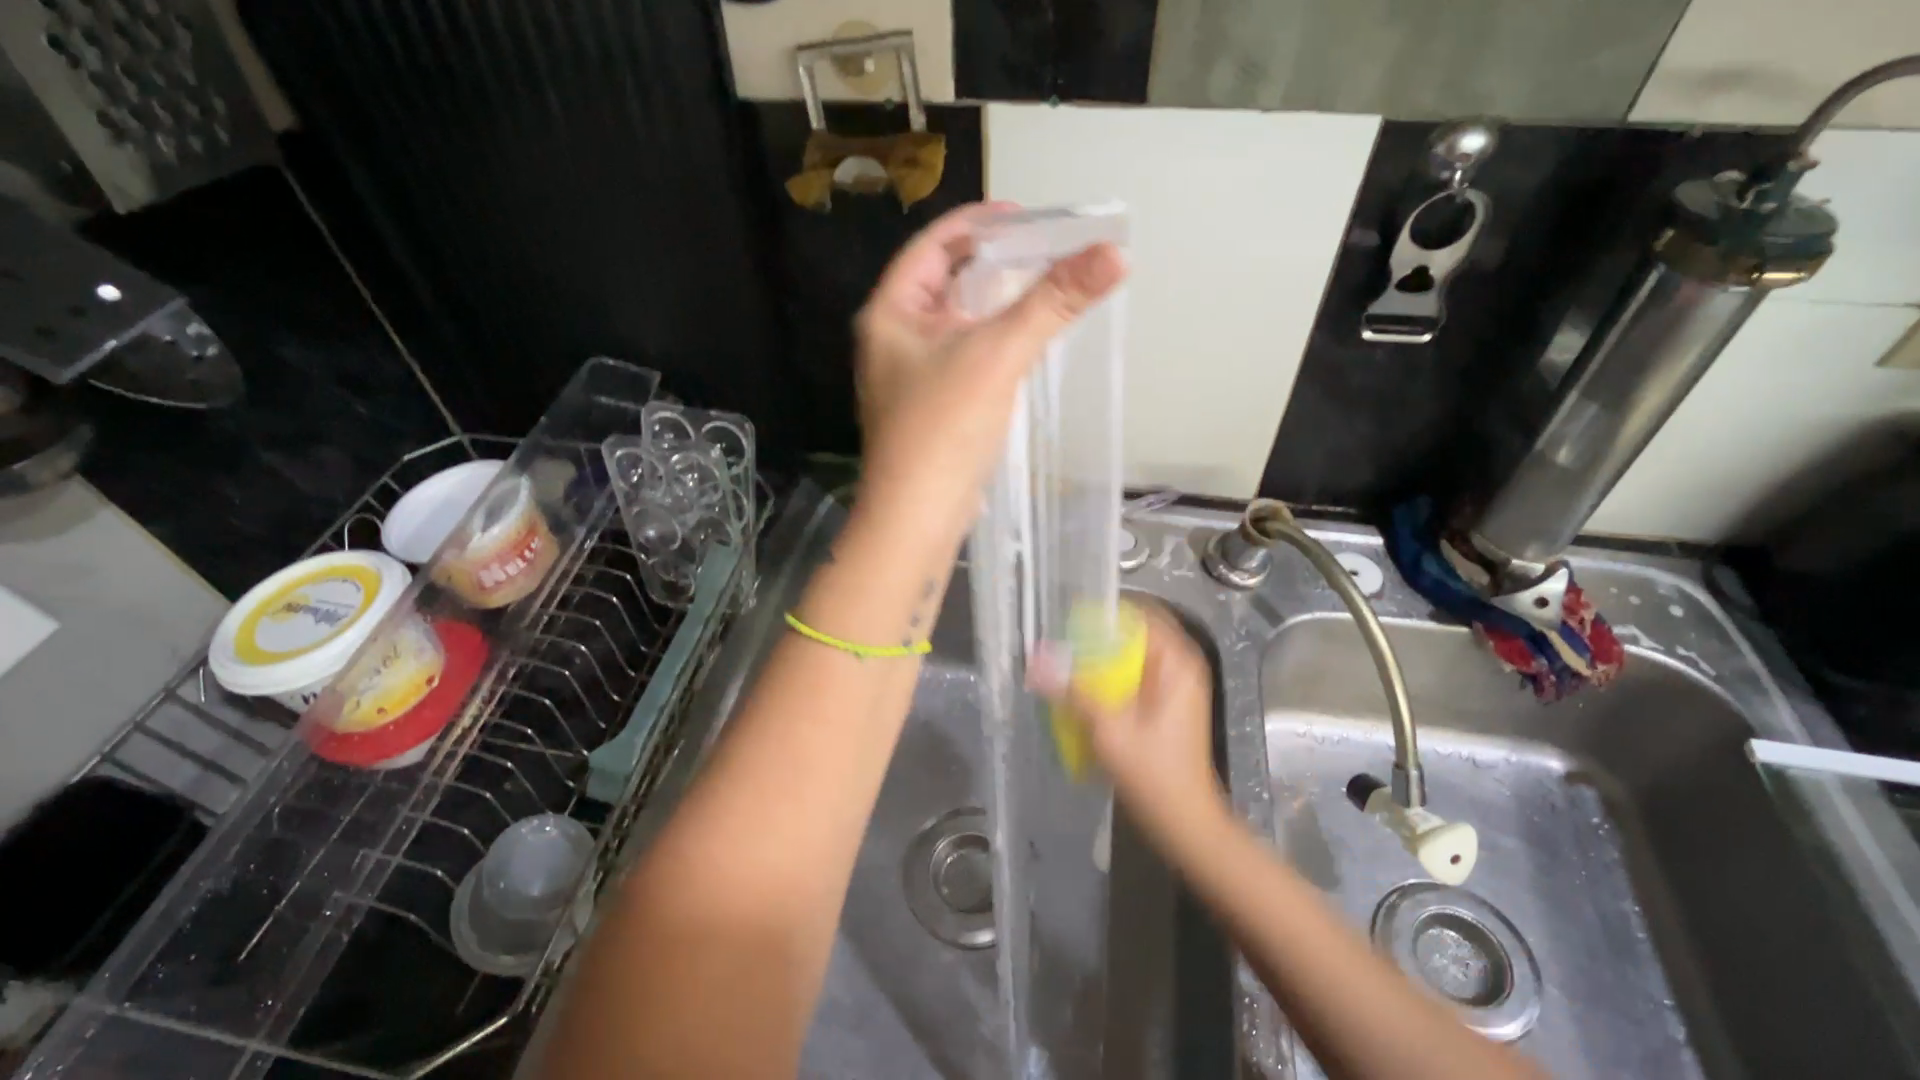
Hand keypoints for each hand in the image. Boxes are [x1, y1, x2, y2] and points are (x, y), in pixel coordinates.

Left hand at [853, 202, 1126, 545]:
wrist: (918, 518)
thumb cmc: (943, 428)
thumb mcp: (998, 355)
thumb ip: (1053, 302)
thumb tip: (1114, 254)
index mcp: (890, 312)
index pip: (933, 244)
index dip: (979, 222)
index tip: (1028, 216)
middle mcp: (893, 337)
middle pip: (945, 280)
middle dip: (993, 262)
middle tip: (1045, 251)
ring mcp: (910, 374)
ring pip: (957, 321)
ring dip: (996, 302)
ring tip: (1045, 287)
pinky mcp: (931, 405)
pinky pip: (965, 355)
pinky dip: (994, 339)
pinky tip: (1027, 340)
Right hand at [1036, 605, 1227, 839]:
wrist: (1184, 822)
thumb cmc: (1155, 774)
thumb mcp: (1110, 730)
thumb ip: (1073, 691)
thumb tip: (1035, 660)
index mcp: (1177, 663)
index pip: (1141, 614)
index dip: (1105, 612)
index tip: (1069, 618)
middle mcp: (1179, 668)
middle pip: (1131, 636)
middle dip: (1094, 640)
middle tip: (1057, 647)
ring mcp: (1172, 689)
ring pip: (1128, 660)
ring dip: (1097, 664)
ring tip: (1061, 669)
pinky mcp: (1162, 708)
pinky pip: (1129, 681)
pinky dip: (1106, 684)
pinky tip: (1080, 698)